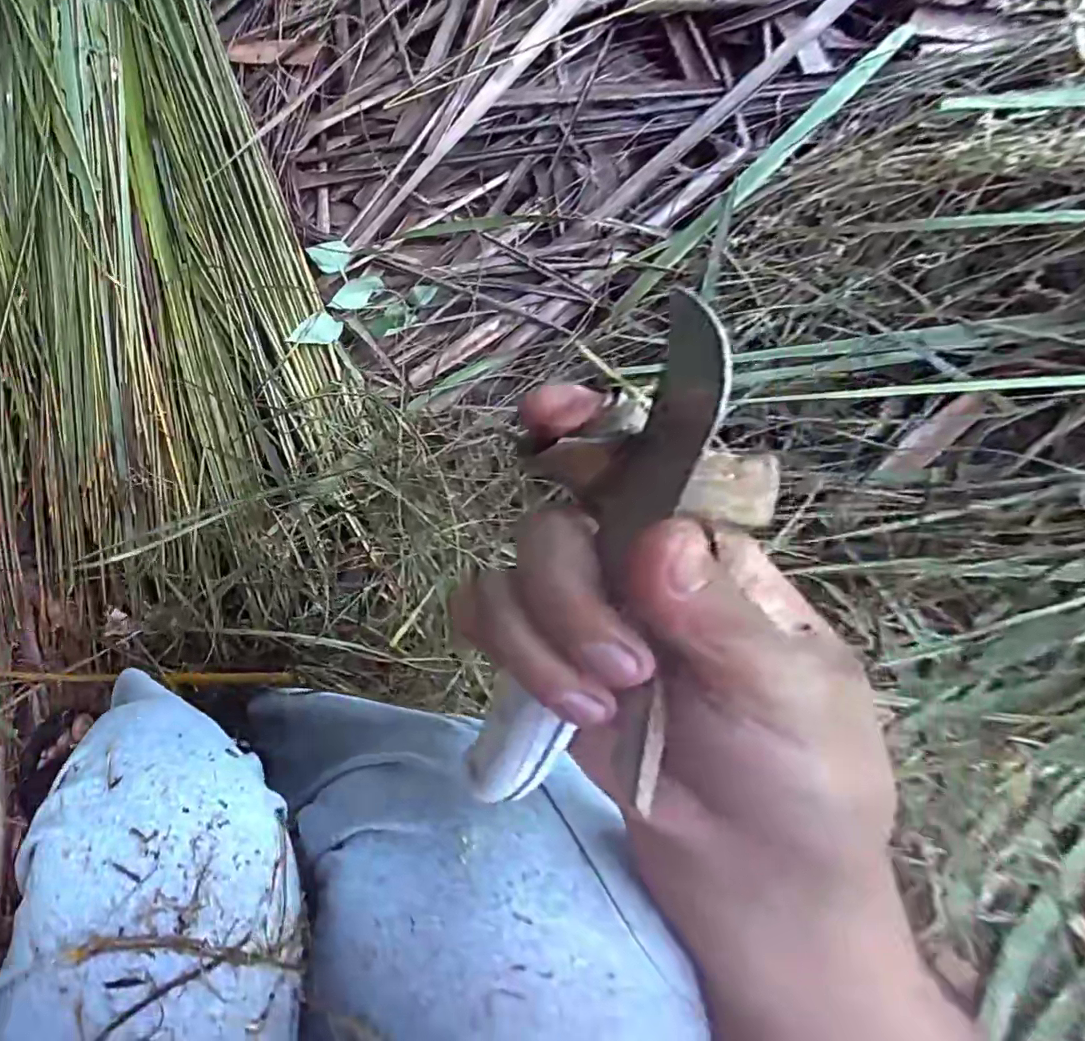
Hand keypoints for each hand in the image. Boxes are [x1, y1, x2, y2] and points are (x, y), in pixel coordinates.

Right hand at [451, 385, 971, 1040]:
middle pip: (551, 524)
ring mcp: (567, 605)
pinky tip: (552, 698)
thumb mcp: (790, 700)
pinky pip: (478, 612)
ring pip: (506, 573)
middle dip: (569, 595)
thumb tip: (654, 537)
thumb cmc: (795, 775)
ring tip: (597, 704)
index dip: (591, 427)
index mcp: (704, 553)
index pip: (644, 463)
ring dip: (538, 640)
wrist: (736, 859)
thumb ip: (720, 619)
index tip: (547, 415)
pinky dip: (502, 648)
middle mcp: (624, 564)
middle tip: (623, 669)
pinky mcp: (523, 645)